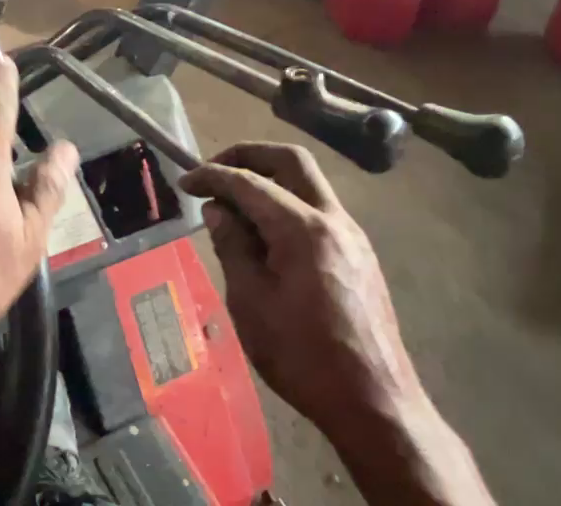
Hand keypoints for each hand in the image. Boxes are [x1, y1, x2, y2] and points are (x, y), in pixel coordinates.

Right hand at [177, 143, 424, 439]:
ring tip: (234, 207)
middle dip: (249, 155)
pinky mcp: (360, 257)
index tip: (184, 182)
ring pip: (309, 184)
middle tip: (215, 171)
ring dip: (270, 180)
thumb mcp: (250, 302)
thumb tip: (219, 211)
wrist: (375, 405)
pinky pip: (319, 211)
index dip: (212, 176)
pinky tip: (265, 235)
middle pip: (291, 161)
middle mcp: (334, 221)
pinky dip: (288, 205)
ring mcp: (353, 237)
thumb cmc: (303, 356)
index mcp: (303, 229)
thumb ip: (233, 247)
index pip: (249, 183)